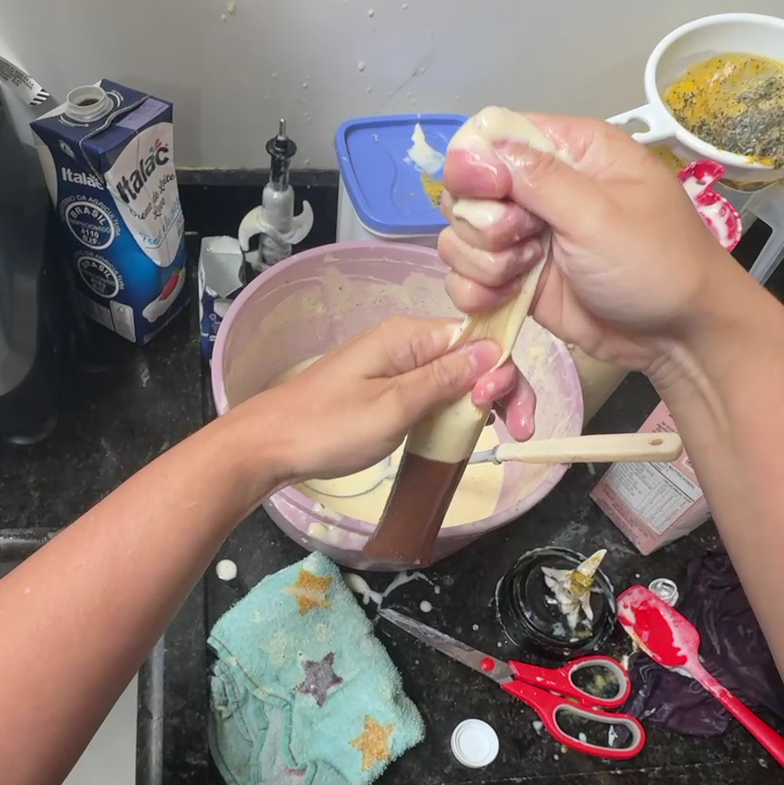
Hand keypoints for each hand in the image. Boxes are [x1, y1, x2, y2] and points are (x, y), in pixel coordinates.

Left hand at [227, 317, 534, 485]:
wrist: (268, 446)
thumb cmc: (328, 429)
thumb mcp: (393, 408)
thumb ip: (444, 380)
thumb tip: (493, 351)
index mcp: (409, 338)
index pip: (479, 340)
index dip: (504, 373)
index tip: (511, 416)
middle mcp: (404, 345)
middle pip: (471, 358)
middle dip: (500, 390)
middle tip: (515, 432)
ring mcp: (392, 368)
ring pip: (453, 377)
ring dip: (479, 403)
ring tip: (494, 436)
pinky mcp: (383, 391)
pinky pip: (430, 393)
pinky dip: (451, 411)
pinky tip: (463, 432)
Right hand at [437, 113, 755, 371]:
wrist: (673, 335)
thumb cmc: (653, 263)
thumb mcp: (600, 214)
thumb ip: (537, 180)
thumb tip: (473, 150)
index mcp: (567, 153)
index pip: (490, 138)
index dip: (476, 167)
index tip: (492, 196)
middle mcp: (536, 191)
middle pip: (464, 193)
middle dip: (481, 225)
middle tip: (524, 241)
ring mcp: (521, 239)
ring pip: (459, 240)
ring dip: (480, 263)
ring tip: (525, 275)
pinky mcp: (512, 281)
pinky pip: (465, 280)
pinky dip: (476, 292)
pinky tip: (507, 298)